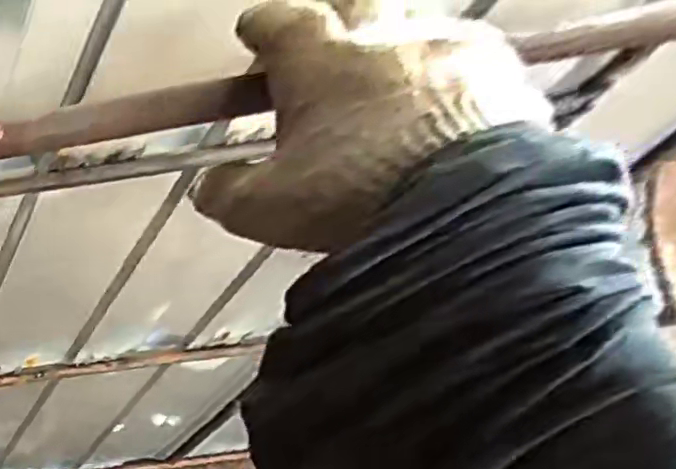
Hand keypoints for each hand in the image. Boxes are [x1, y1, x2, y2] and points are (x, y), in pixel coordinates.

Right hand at [194, 0, 550, 251]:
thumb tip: (212, 181)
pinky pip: (452, 57)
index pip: (288, 25)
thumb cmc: (344, 196)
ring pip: (409, 25)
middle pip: (358, 2)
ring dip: (382, 43)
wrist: (457, 200)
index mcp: (323, 67)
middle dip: (332, 15)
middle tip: (314, 36)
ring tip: (365, 74)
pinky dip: (424, 72)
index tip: (252, 24)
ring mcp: (450, 48)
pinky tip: (415, 99)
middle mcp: (388, 40)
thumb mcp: (254, 207)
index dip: (265, 23)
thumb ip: (222, 189)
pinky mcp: (497, 69)